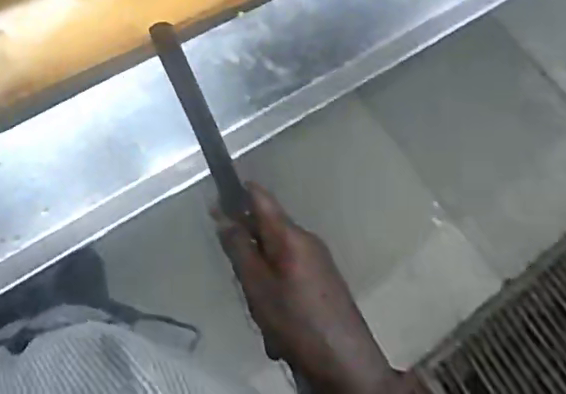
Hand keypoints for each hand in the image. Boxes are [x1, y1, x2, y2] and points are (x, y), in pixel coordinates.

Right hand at [218, 183, 402, 393]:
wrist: (351, 372)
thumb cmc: (297, 322)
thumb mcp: (256, 284)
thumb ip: (237, 246)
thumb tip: (222, 214)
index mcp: (290, 234)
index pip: (258, 195)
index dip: (234, 193)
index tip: (214, 207)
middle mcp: (307, 241)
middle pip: (265, 229)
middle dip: (247, 249)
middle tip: (238, 278)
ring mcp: (319, 263)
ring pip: (276, 256)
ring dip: (261, 277)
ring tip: (259, 310)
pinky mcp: (326, 286)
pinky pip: (291, 276)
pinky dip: (278, 293)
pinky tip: (276, 327)